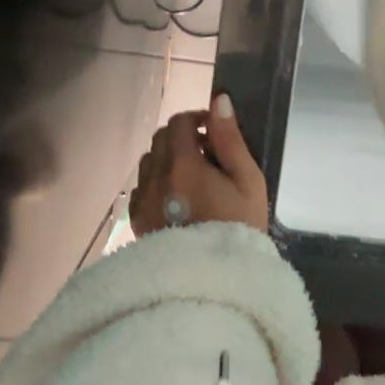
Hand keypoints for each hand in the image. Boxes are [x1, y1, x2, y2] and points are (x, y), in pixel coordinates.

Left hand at [130, 94, 269, 235]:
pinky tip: (177, 201)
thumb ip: (230, 139)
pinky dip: (156, 184)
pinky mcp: (137, 222)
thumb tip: (220, 100)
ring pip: (149, 162)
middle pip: (161, 138)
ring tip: (193, 179)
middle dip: (183, 138)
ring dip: (167, 160)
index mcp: (182, 164)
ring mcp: (142, 201)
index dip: (198, 119)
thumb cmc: (239, 228)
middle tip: (209, 156)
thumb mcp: (248, 181)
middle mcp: (155, 177)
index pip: (180, 121)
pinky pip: (141, 189)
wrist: (216, 284)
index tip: (216, 134)